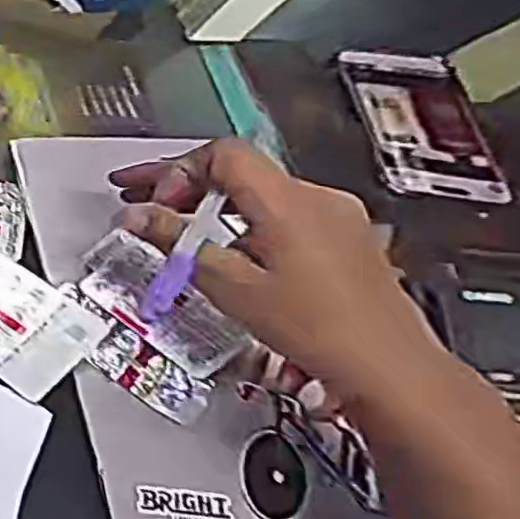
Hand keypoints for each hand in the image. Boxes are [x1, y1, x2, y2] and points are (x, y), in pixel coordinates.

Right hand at [108, 139, 447, 402]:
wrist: (385, 363)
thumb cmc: (311, 326)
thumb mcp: (227, 283)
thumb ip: (177, 241)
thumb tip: (136, 216)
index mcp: (291, 203)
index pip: (224, 156)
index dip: (178, 172)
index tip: (153, 202)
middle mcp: (318, 199)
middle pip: (236, 169)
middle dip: (178, 182)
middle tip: (133, 193)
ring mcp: (333, 215)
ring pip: (252, 190)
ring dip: (202, 201)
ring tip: (163, 219)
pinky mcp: (336, 234)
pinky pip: (273, 210)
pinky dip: (231, 217)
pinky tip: (209, 240)